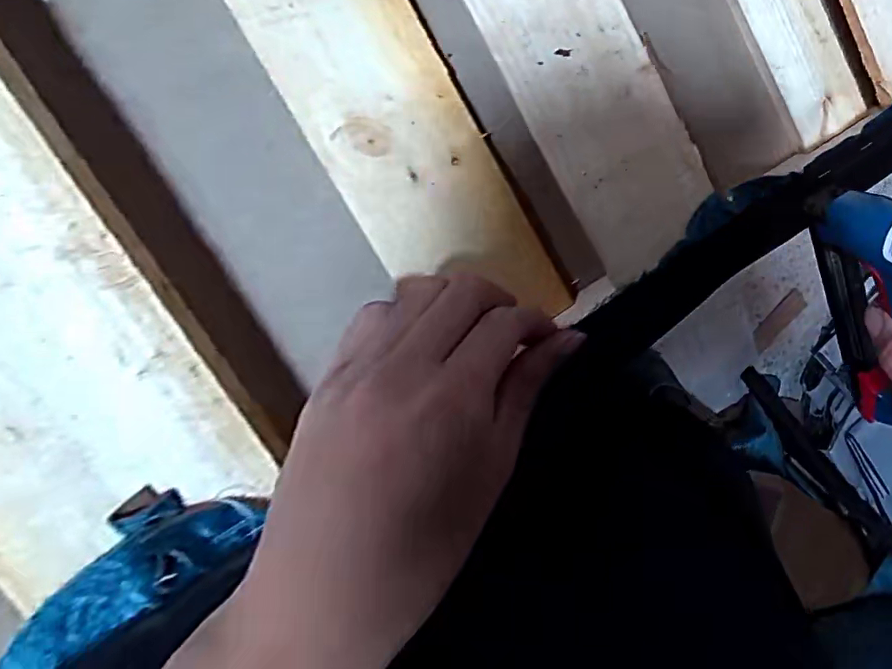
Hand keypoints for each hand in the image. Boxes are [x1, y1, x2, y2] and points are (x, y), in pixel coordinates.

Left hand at [178, 275, 581, 668]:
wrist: (322, 601)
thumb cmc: (427, 546)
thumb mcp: (494, 467)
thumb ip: (527, 389)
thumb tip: (570, 339)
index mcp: (450, 398)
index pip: (506, 321)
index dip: (538, 322)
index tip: (551, 340)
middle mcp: (400, 369)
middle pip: (464, 291)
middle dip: (502, 301)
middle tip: (515, 336)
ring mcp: (355, 370)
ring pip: (418, 291)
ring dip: (455, 302)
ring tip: (468, 337)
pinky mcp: (325, 379)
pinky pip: (373, 315)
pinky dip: (407, 315)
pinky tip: (417, 349)